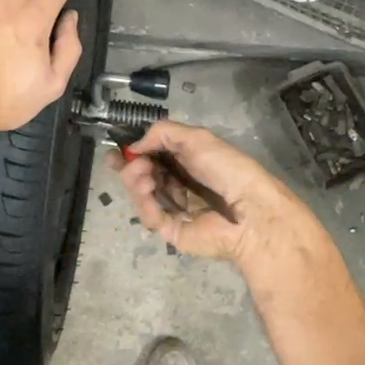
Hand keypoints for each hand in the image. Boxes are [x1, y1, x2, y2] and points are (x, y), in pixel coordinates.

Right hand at [113, 121, 319, 265]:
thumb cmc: (226, 168)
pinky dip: (144, 203)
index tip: (115, 151)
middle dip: (129, 167)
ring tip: (143, 176)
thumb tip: (135, 146)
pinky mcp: (173, 230)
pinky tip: (148, 191)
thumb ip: (163, 133)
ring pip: (142, 195)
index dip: (132, 154)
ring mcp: (175, 209)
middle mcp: (179, 184)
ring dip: (135, 181)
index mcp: (187, 162)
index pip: (152, 157)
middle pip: (142, 176)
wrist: (249, 210)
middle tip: (120, 161)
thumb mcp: (197, 138)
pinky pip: (150, 217)